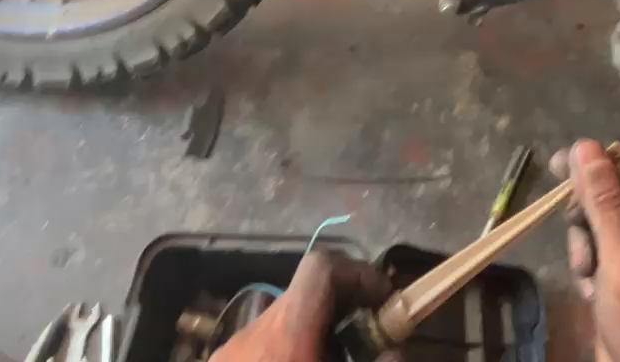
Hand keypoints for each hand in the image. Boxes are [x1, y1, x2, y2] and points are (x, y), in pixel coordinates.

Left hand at [208, 251, 391, 361]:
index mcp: (288, 332)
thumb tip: (398, 350)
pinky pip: (263, 343)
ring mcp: (232, 349)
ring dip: (316, 329)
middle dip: (343, 305)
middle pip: (306, 292)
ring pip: (284, 319)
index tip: (384, 300)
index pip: (322, 267)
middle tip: (367, 335)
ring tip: (335, 357)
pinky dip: (290, 347)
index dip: (358, 272)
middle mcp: (256, 330)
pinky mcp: (221, 361)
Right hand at [553, 139, 619, 361]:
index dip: (596, 168)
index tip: (556, 165)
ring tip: (589, 276)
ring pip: (607, 216)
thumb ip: (602, 200)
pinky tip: (594, 289)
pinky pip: (609, 241)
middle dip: (592, 218)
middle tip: (577, 241)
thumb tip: (584, 144)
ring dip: (590, 243)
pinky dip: (594, 260)